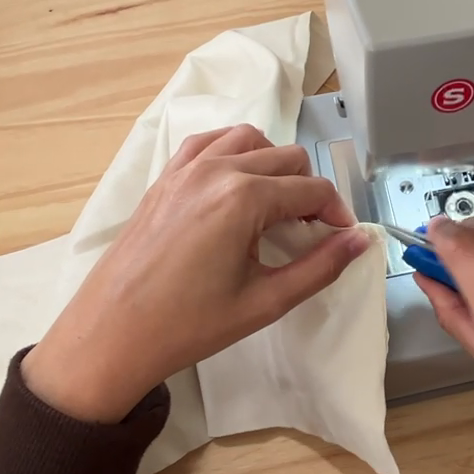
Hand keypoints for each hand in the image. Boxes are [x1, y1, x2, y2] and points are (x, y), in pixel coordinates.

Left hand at [24, 124, 370, 422]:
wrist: (112, 334)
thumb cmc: (189, 325)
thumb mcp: (265, 302)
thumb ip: (321, 267)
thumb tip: (362, 240)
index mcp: (245, 198)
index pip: (313, 189)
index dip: (337, 213)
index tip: (341, 240)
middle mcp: (218, 168)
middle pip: (289, 158)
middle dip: (310, 191)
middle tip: (310, 232)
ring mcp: (186, 167)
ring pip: (252, 140)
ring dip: (275, 165)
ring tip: (275, 207)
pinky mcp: (166, 175)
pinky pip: (211, 142)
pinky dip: (235, 152)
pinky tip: (237, 184)